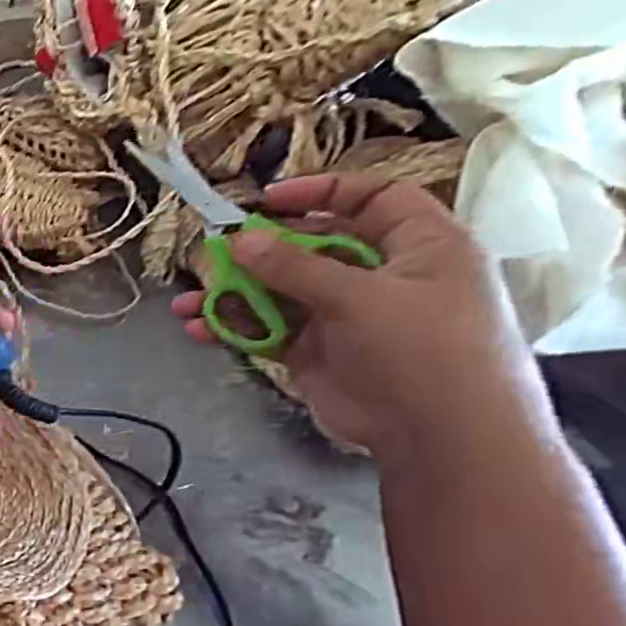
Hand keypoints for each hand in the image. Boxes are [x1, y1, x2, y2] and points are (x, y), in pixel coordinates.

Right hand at [171, 174, 546, 457]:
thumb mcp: (360, 297)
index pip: (372, 199)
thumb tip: (239, 240)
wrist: (437, 434)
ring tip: (188, 303)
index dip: (322, 191)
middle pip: (312, 247)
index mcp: (418, 246)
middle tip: (213, 254)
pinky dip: (235, 329)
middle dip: (259, 251)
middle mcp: (380, 275)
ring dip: (233, 296)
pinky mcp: (315, 351)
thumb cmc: (422, 349)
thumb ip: (294, 267)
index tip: (268, 199)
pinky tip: (200, 329)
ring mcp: (344, 315)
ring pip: (280, 293)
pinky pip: (267, 330)